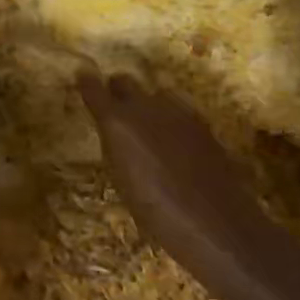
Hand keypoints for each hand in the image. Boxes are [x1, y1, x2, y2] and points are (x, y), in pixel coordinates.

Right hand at [77, 72, 299, 299]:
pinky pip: (179, 109)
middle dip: (116, 89)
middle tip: (112, 106)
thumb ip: (115, 146)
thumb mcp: (122, 180)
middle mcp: (147, 107)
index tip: (82, 74)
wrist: (217, 225)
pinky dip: (169, 116)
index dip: (86, 82)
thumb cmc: (155, 212)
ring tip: (145, 124)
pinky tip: (172, 139)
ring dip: (147, 101)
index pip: (95, 89)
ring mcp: (179, 112)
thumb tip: (113, 129)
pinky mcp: (203, 123)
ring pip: (156, 91)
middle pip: (126, 82)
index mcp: (118, 122)